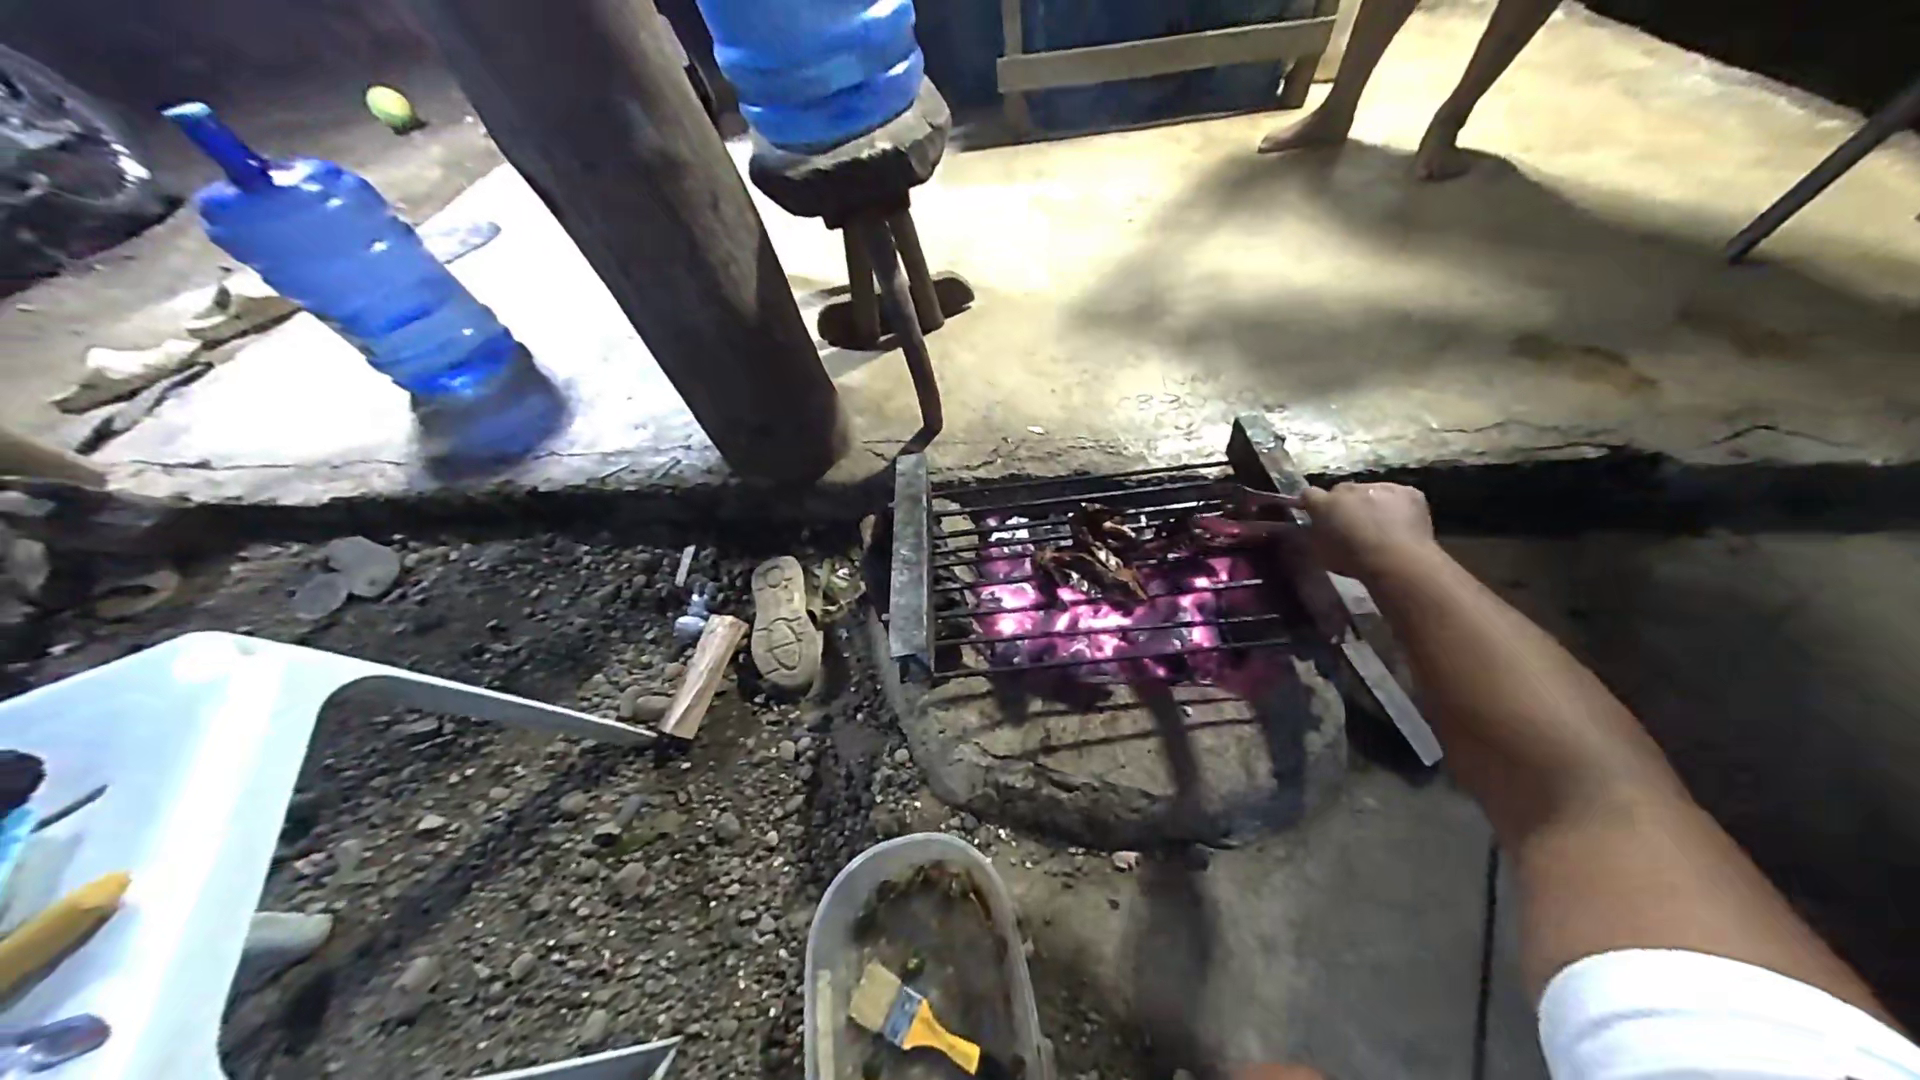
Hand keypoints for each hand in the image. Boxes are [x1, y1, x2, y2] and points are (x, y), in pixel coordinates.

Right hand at [1298, 481, 1436, 579]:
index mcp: (1324, 503)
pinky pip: (1397, 495)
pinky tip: (1399, 522)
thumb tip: (1303, 526)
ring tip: (1379, 524)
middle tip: (1350, 523)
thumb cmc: (1351, 561)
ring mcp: (1380, 487)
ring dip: (1369, 503)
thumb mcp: (1318, 551)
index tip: (1314, 513)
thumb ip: (1309, 533)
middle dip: (1342, 503)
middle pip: (1342, 490)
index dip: (1311, 503)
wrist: (1397, 561)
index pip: (1309, 494)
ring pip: (1370, 491)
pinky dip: (1396, 505)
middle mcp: (1350, 489)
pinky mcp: (1408, 492)